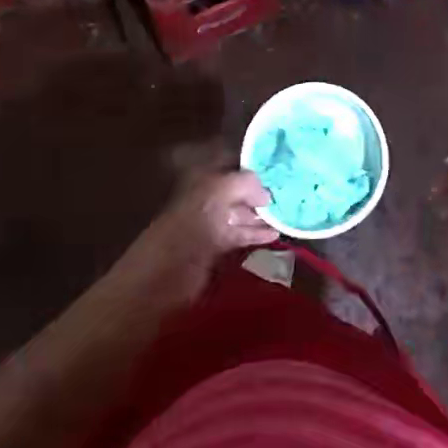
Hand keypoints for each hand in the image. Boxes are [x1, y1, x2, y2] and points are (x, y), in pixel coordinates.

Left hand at [127, 170, 279, 303]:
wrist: (156, 284)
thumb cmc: (185, 232)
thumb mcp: (214, 195)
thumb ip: (242, 183)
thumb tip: (267, 190)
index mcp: (202, 179)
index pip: (232, 162)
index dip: (254, 162)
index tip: (280, 164)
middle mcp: (207, 197)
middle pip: (238, 188)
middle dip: (261, 189)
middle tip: (290, 191)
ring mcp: (210, 224)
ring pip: (241, 212)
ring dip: (262, 213)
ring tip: (288, 214)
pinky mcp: (214, 250)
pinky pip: (239, 235)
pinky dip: (256, 234)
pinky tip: (275, 235)